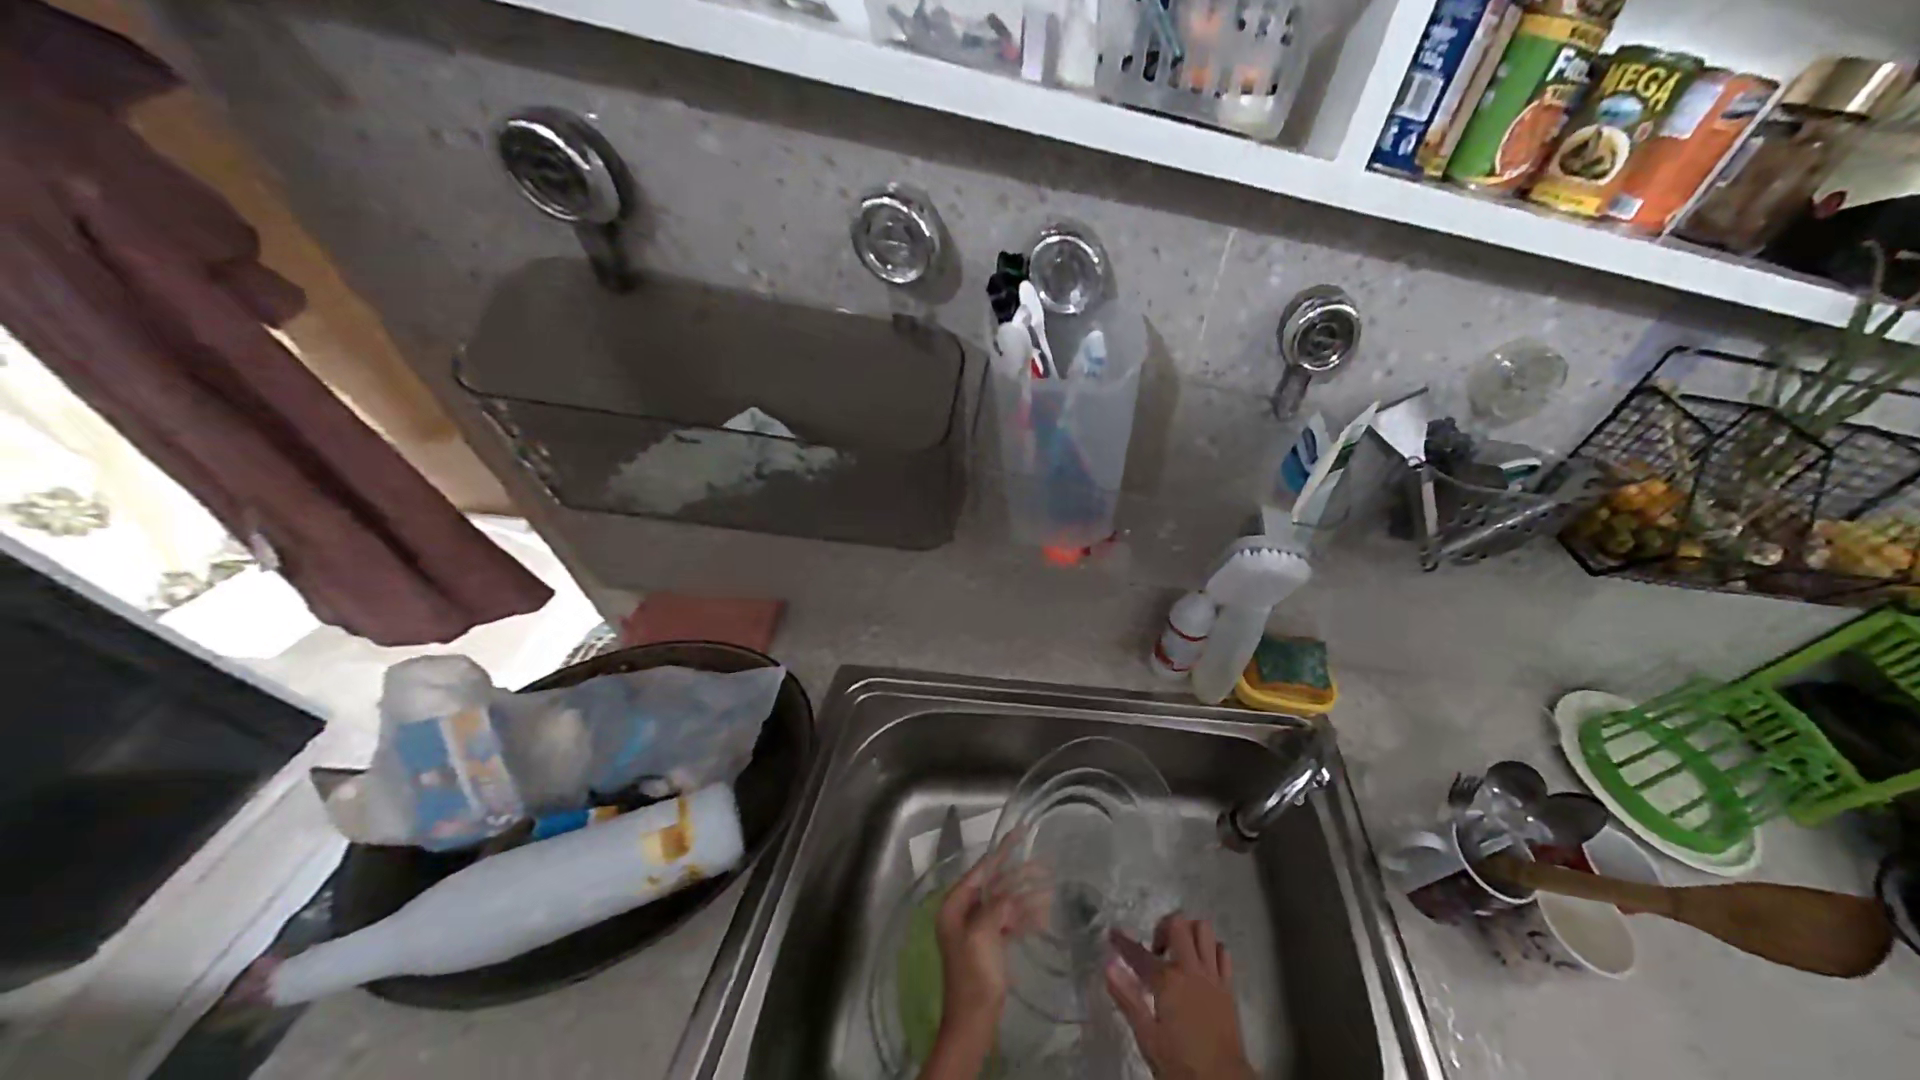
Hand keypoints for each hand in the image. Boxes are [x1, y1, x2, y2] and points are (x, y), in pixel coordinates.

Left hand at [933, 835, 1047, 1026]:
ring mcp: (976, 928)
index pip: (981, 869)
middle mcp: (963, 912)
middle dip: (1019, 877)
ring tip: (1050, 891)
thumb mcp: (983, 935)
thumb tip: (1011, 890)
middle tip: (1046, 867)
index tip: (1020, 833)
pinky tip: (1043, 916)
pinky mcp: (989, 944)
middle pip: (995, 885)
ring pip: (1005, 903)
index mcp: (954, 905)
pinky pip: (1008, 922)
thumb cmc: (974, 976)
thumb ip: (997, 906)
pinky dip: (1024, 918)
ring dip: (1026, 898)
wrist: (974, 1021)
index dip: (1002, 850)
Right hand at [1105, 913, 1255, 1079]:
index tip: (1112, 933)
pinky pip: (1223, 952)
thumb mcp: (1147, 1037)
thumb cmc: (1180, 1063)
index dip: (1122, 941)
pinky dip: (1211, 950)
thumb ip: (1127, 999)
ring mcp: (1213, 976)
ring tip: (1179, 952)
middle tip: (1155, 950)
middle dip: (1162, 927)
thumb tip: (1108, 966)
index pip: (1139, 953)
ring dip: (1189, 933)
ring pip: (1204, 930)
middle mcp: (1191, 970)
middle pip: (1178, 924)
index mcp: (1167, 981)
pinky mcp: (1228, 987)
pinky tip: (1201, 965)